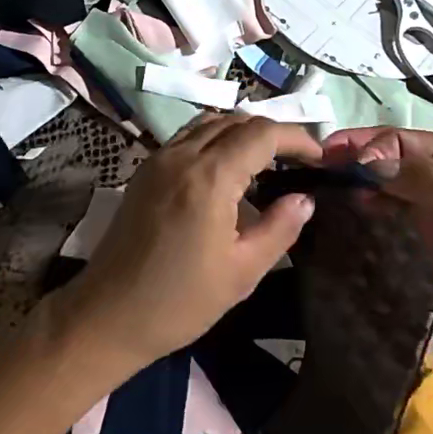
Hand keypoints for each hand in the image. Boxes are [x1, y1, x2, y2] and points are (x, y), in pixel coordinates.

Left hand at [60, 115, 322, 368]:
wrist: (111, 311)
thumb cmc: (181, 299)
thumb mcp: (243, 270)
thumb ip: (280, 227)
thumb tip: (304, 198)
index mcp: (208, 177)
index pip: (261, 133)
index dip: (297, 139)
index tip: (321, 159)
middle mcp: (179, 157)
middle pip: (233, 121)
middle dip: (271, 134)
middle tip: (298, 163)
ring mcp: (156, 161)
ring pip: (206, 125)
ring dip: (239, 134)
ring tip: (266, 166)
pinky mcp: (142, 174)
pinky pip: (184, 141)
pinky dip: (212, 143)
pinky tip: (227, 175)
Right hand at [323, 127, 432, 345]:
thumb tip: (368, 163)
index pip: (407, 140)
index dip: (370, 145)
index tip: (339, 160)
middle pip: (391, 155)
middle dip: (356, 155)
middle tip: (318, 164)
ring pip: (387, 179)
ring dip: (359, 176)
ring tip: (328, 182)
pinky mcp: (431, 230)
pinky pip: (393, 205)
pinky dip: (371, 200)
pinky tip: (355, 203)